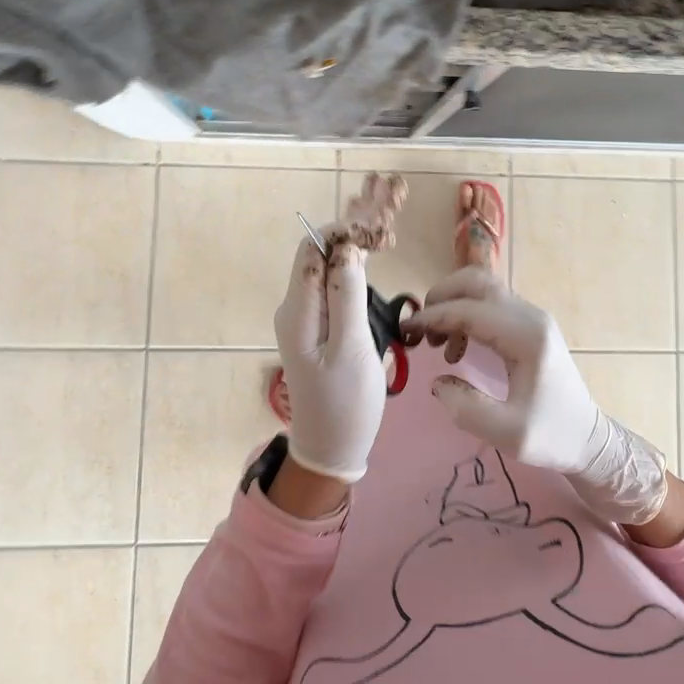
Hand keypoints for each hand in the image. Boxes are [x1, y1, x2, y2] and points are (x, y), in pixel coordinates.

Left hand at [272, 236, 385, 482]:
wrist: (330, 451)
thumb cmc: (345, 404)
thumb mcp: (352, 348)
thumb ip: (347, 296)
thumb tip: (348, 248)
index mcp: (297, 311)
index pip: (312, 248)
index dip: (342, 232)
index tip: (380, 234)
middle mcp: (295, 308)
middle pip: (318, 255)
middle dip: (350, 239)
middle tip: (389, 236)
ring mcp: (305, 319)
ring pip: (326, 271)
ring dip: (353, 257)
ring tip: (386, 246)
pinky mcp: (318, 329)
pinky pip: (331, 291)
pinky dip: (352, 278)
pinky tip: (372, 273)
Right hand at [401, 267, 668, 525]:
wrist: (589, 438)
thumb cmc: (552, 436)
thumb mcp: (508, 434)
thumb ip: (466, 408)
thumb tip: (437, 383)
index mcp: (527, 338)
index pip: (470, 311)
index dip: (433, 317)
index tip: (405, 331)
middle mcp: (530, 317)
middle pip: (477, 281)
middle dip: (441, 296)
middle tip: (420, 328)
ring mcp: (532, 317)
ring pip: (482, 288)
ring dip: (452, 305)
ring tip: (436, 344)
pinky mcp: (529, 325)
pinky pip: (490, 304)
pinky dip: (465, 315)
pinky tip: (457, 350)